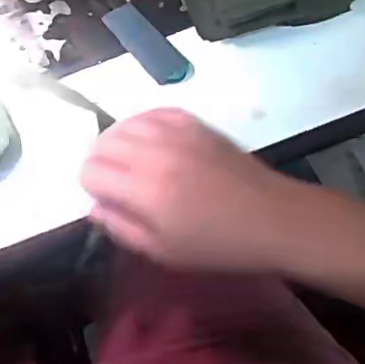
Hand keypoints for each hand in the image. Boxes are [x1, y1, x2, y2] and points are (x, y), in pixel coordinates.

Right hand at [80, 108, 304, 272]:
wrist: (274, 220)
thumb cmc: (217, 245)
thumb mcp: (162, 251)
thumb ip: (121, 227)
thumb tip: (95, 207)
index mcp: (146, 190)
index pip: (90, 171)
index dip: (90, 187)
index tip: (105, 199)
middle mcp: (156, 153)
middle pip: (102, 143)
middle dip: (98, 162)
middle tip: (113, 182)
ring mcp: (177, 133)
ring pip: (125, 124)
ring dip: (117, 142)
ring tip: (128, 162)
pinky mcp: (196, 124)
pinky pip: (154, 113)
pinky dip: (142, 125)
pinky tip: (149, 142)